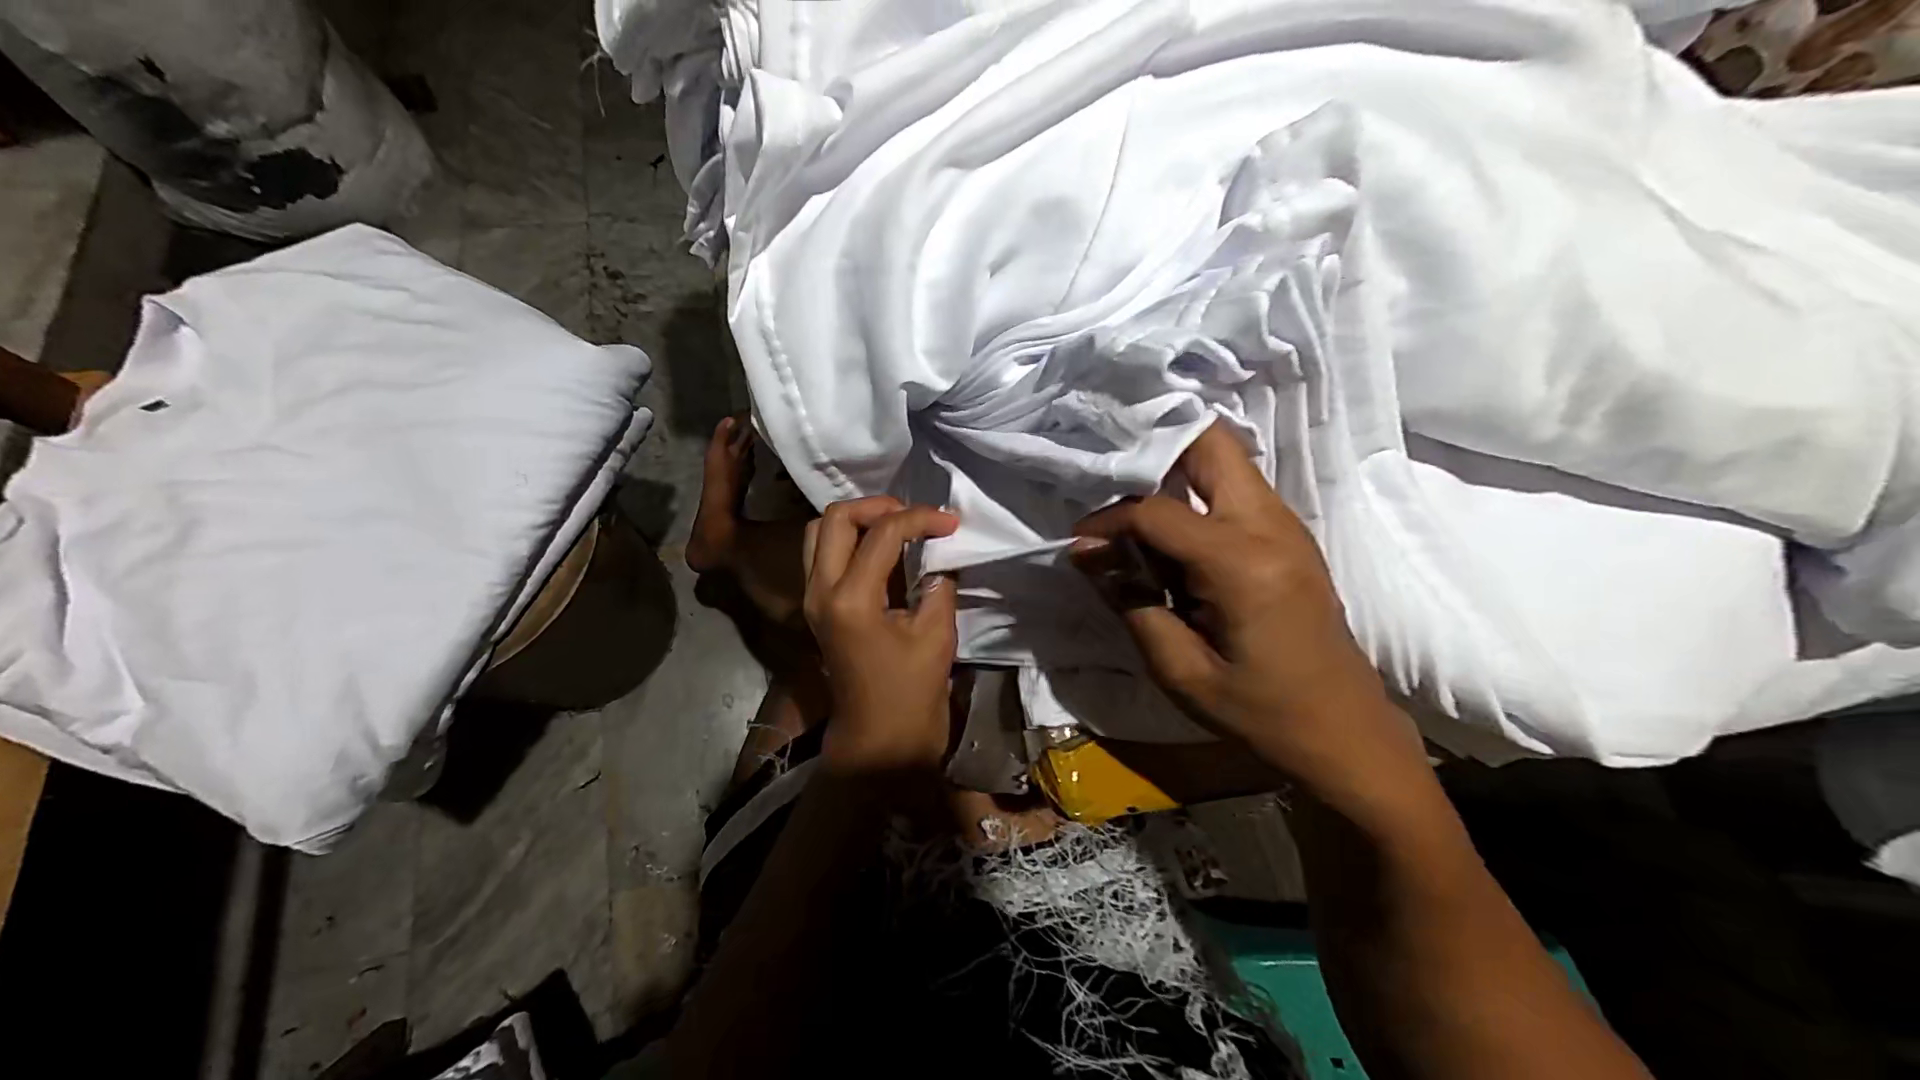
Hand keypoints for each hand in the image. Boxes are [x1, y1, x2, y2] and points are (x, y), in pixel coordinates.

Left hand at [802, 496, 960, 773]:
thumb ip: (938, 584)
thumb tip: (939, 554)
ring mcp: (811, 599)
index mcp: (850, 599)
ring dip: (857, 520)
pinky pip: (823, 555)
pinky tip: (883, 548)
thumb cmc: (912, 694)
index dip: (920, 518)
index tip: (951, 522)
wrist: (880, 740)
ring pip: (819, 532)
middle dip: (878, 507)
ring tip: (896, 526)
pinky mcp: (816, 607)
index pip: (881, 533)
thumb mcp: (936, 635)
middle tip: (914, 516)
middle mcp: (820, 591)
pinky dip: (849, 540)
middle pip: (834, 518)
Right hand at [1073, 421, 1421, 803]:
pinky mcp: (1290, 535)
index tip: (1081, 543)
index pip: (1157, 511)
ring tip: (1132, 509)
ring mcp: (1288, 525)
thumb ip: (1130, 601)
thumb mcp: (1180, 669)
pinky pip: (1236, 487)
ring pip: (1226, 459)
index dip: (1109, 522)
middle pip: (1211, 444)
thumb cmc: (1260, 712)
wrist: (1343, 730)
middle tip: (1111, 485)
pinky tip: (1169, 531)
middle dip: (1154, 449)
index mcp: (1242, 563)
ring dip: (1175, 470)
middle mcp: (1271, 525)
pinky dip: (1195, 491)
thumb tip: (1085, 554)